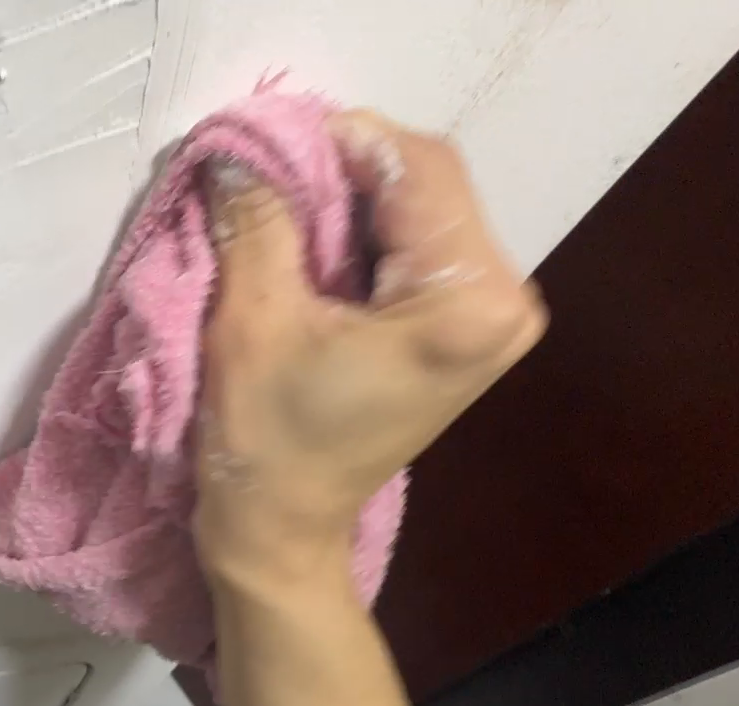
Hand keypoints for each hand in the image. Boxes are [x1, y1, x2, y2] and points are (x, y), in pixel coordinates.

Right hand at [193, 110, 547, 584]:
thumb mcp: (250, 327)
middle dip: (337, 175)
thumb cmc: (263, 443)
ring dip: (339, 208)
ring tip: (269, 210)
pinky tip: (298, 249)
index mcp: (467, 300)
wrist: (276, 531)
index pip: (417, 172)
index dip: (338, 141)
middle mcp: (501, 302)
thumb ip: (257, 229)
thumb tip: (238, 159)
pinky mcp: (449, 340)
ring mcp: (481, 323)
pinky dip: (349, 246)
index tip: (263, 142)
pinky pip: (401, 262)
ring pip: (411, 224)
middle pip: (423, 194)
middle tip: (259, 175)